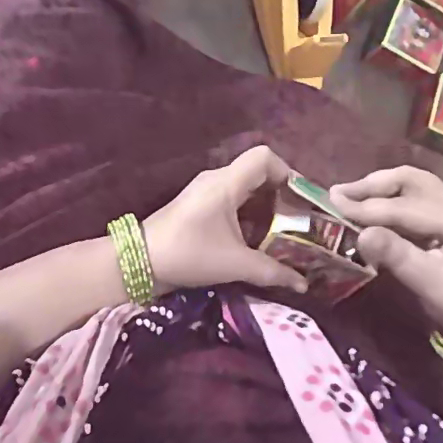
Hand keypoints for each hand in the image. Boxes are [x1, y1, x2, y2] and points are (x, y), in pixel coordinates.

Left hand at [143, 146, 308, 294]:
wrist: (139, 262)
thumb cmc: (188, 254)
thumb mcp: (235, 264)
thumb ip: (273, 272)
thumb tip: (303, 285)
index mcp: (226, 183)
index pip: (265, 157)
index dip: (288, 174)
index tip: (300, 203)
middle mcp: (215, 179)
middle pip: (258, 173)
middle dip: (281, 195)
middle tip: (296, 222)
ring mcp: (203, 191)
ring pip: (244, 188)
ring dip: (264, 207)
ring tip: (280, 233)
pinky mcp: (196, 205)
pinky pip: (230, 199)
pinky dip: (247, 214)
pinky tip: (253, 239)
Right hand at [329, 167, 442, 344]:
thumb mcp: (429, 283)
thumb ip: (396, 255)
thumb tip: (361, 234)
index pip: (407, 205)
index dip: (369, 206)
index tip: (333, 206)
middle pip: (411, 180)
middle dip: (372, 185)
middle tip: (337, 194)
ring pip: (412, 185)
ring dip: (379, 188)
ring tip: (347, 197)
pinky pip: (413, 199)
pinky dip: (387, 200)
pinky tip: (367, 208)